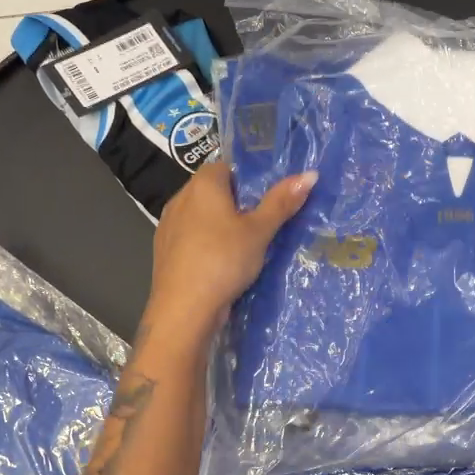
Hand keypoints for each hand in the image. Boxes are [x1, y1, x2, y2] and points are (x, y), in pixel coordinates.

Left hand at [145, 161, 315, 342]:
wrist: (185, 308)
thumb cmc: (225, 260)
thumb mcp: (260, 231)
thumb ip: (282, 202)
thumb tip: (310, 174)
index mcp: (203, 185)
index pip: (224, 167)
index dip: (246, 181)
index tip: (264, 201)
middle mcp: (180, 198)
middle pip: (212, 191)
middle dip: (234, 203)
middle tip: (260, 223)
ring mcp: (168, 225)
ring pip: (200, 215)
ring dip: (218, 224)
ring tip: (242, 245)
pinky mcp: (164, 250)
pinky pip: (190, 236)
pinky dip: (205, 242)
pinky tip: (220, 263)